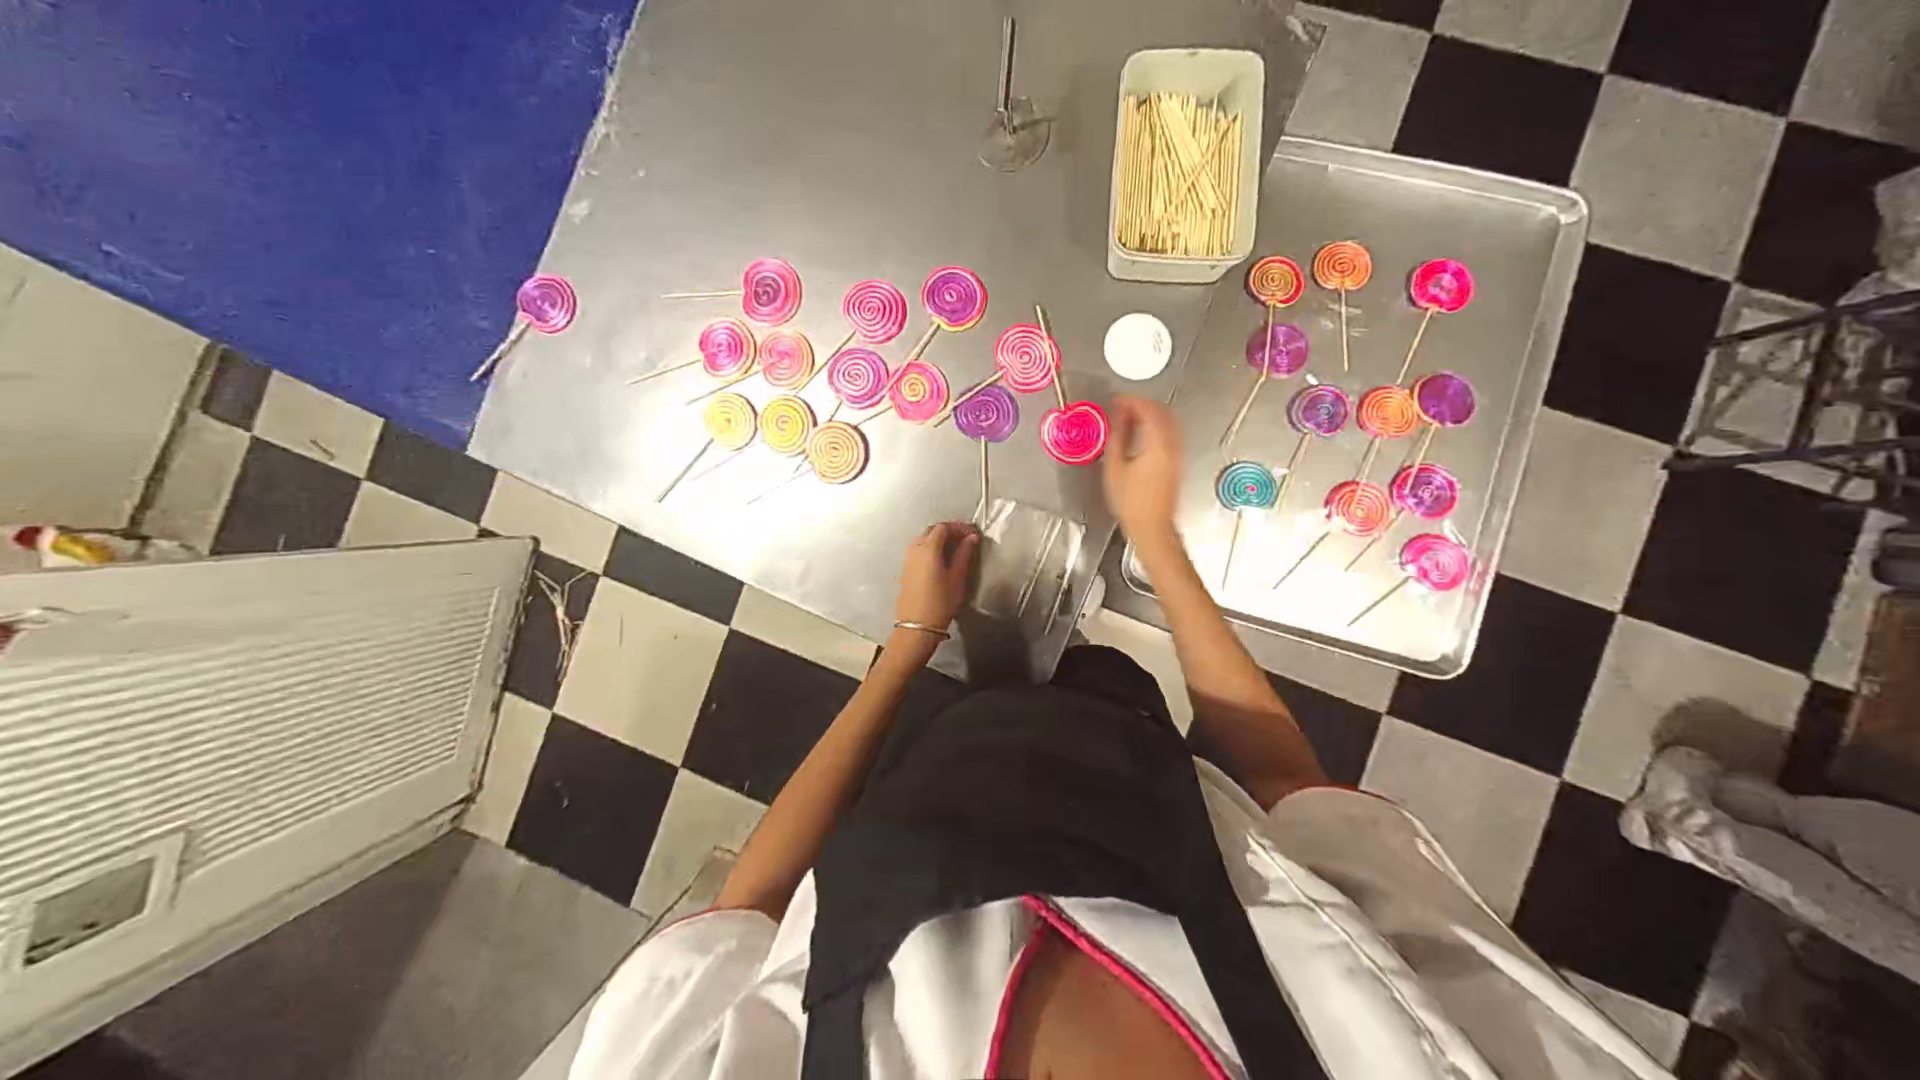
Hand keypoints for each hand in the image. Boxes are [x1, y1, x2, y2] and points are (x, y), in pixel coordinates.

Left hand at [895, 522, 979, 628]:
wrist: (917, 626)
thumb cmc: (941, 602)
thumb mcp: (957, 578)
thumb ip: (964, 554)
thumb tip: (971, 538)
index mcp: (928, 549)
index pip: (943, 528)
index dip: (959, 527)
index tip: (973, 533)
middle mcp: (914, 550)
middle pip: (931, 531)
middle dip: (948, 531)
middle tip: (965, 539)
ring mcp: (907, 560)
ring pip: (922, 540)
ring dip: (938, 540)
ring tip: (954, 549)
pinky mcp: (905, 570)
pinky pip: (918, 551)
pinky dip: (930, 549)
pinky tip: (941, 560)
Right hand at [1103, 396, 1182, 543]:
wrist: (1151, 526)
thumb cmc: (1132, 504)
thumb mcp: (1115, 467)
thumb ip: (1117, 437)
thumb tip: (1118, 419)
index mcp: (1156, 444)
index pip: (1148, 410)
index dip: (1131, 400)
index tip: (1118, 400)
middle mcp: (1172, 446)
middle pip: (1162, 412)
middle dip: (1143, 404)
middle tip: (1125, 405)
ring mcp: (1177, 454)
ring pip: (1169, 422)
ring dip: (1151, 414)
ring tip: (1132, 417)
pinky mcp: (1177, 462)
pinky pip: (1171, 434)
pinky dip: (1157, 426)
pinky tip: (1144, 434)